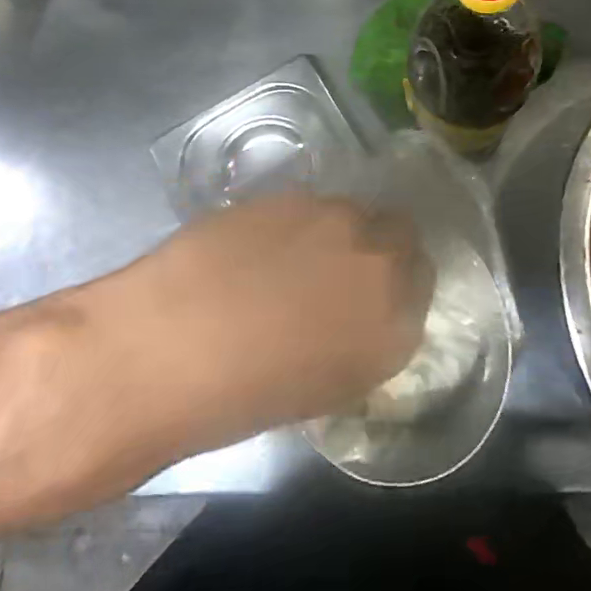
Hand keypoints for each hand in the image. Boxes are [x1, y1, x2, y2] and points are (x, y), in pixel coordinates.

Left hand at [73, 195, 434, 457]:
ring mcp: (333, 220)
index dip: (398, 282)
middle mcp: (379, 262)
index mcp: (396, 324)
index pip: (422, 280)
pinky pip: (306, 206)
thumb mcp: (325, 386)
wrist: (167, 348)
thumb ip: (362, 341)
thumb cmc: (243, 395)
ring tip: (286, 259)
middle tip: (338, 267)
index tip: (373, 291)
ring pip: (351, 212)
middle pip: (399, 232)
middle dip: (379, 245)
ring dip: (333, 231)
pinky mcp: (286, 195)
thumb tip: (357, 314)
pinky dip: (292, 223)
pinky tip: (253, 248)